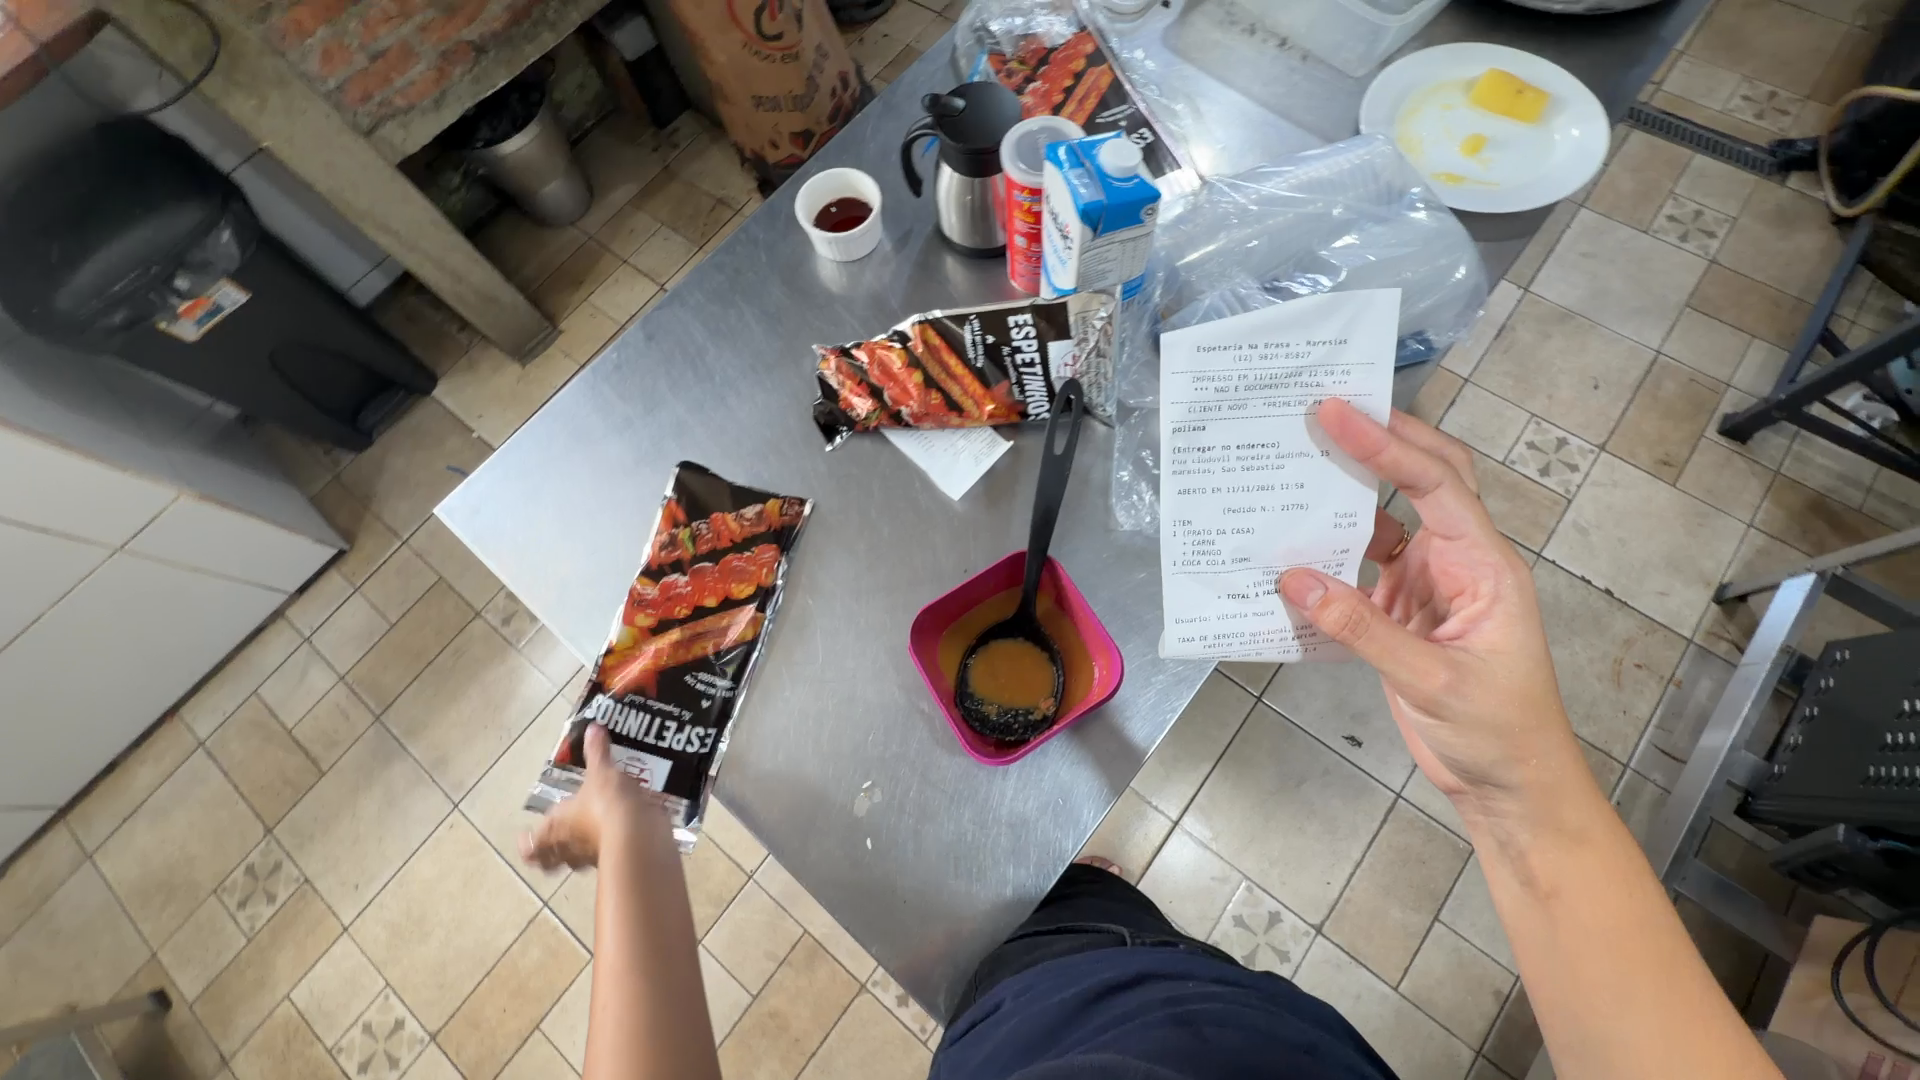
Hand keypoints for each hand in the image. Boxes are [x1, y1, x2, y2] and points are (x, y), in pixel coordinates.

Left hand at [521, 723, 674, 870]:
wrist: (636, 834)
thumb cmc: (605, 803)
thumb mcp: (601, 772)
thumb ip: (597, 752)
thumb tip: (592, 727)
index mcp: (556, 825)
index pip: (532, 844)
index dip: (528, 843)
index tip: (526, 837)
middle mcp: (568, 846)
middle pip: (551, 858)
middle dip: (552, 851)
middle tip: (556, 842)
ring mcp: (590, 856)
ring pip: (577, 859)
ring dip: (581, 849)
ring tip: (590, 833)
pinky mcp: (614, 857)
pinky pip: (606, 853)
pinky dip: (609, 845)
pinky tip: (619, 833)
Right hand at [1279, 399, 1586, 822]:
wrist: (1509, 784)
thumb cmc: (1494, 732)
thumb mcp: (1431, 680)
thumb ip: (1362, 628)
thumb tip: (1292, 578)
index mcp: (1483, 565)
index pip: (1434, 485)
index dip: (1386, 445)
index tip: (1337, 413)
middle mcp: (1457, 561)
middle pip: (1428, 479)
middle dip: (1384, 439)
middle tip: (1327, 409)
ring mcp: (1429, 584)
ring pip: (1388, 519)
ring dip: (1350, 491)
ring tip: (1301, 462)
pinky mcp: (1402, 610)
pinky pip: (1363, 565)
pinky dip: (1331, 550)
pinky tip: (1295, 544)